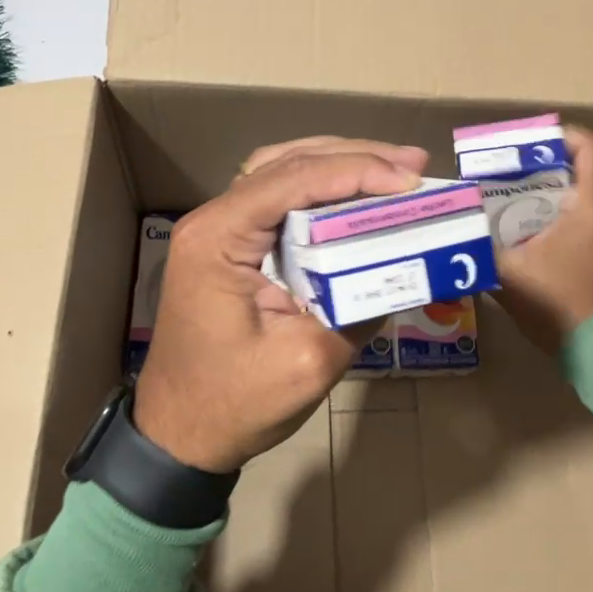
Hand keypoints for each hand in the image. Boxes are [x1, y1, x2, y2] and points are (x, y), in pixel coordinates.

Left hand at [134, 137, 428, 472]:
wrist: (178, 434)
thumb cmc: (233, 404)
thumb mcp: (307, 364)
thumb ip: (357, 310)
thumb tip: (402, 267)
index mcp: (220, 238)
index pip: (294, 181)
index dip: (357, 172)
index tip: (410, 179)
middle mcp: (214, 219)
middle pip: (289, 162)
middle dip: (356, 157)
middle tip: (414, 162)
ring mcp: (220, 229)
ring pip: (283, 169)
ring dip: (339, 163)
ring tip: (393, 167)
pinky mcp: (233, 245)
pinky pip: (279, 196)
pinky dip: (321, 186)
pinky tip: (354, 193)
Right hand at [494, 127, 592, 354]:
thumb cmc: (561, 305)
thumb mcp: (509, 276)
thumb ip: (481, 249)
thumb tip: (456, 234)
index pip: (590, 146)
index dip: (562, 136)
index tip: (533, 144)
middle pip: (592, 172)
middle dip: (556, 169)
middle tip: (521, 178)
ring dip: (569, 198)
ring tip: (532, 209)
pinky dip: (581, 222)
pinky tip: (553, 243)